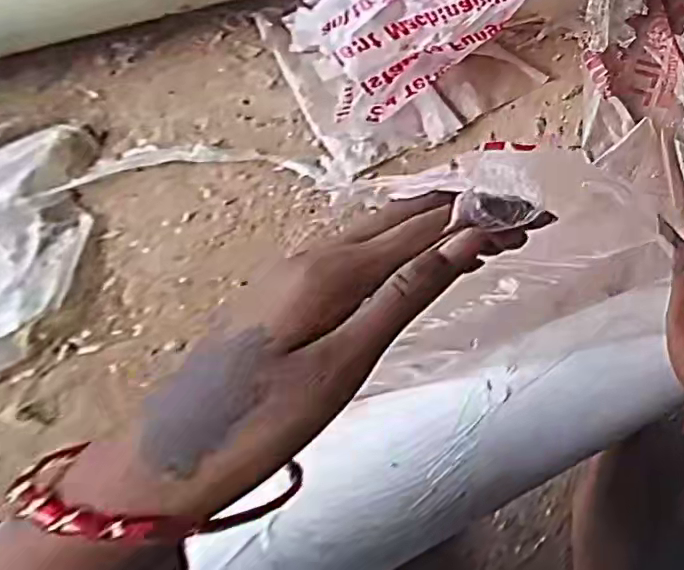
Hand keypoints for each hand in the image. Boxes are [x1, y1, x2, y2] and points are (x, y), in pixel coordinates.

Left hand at [52, 197, 526, 522]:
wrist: (147, 472)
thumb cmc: (254, 424)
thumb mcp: (343, 363)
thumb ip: (409, 291)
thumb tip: (470, 237)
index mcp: (335, 268)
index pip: (434, 222)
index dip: (489, 215)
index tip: (537, 219)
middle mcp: (321, 251)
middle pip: (415, 210)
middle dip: (476, 210)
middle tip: (527, 226)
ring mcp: (304, 265)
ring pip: (394, 222)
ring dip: (449, 222)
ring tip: (497, 239)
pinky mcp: (296, 284)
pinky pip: (372, 243)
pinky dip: (417, 239)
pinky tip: (436, 256)